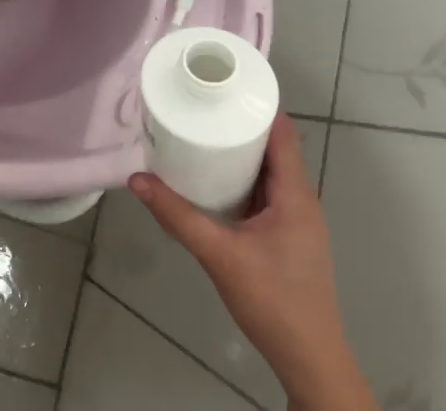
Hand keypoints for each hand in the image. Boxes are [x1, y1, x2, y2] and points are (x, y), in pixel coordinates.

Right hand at [128, 117, 374, 410]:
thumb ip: (177, 216)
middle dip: (239, 127)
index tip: (223, 88)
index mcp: (295, 195)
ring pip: (270, 173)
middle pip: (274, 149)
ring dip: (240, 155)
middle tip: (200, 110)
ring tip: (201, 139)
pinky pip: (266, 194)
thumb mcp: (218, 255)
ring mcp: (297, 221)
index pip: (283, 134)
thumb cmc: (272, 299)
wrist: (309, 357)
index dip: (257, 106)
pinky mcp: (289, 238)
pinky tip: (213, 184)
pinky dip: (242, 181)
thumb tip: (136, 179)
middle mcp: (301, 201)